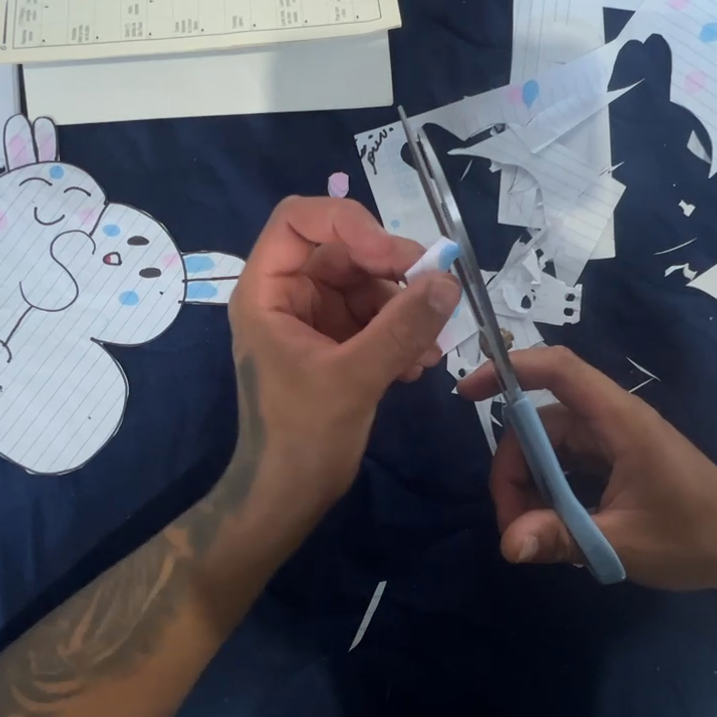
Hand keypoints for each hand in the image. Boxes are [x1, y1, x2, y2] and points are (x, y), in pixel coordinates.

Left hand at [228, 197, 461, 519]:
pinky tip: (419, 366)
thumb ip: (401, 328)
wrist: (289, 496)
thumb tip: (448, 281)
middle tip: (436, 291)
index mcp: (268, 292)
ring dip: (404, 308)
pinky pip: (375, 318)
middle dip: (392, 269)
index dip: (348, 223)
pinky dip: (401, 333)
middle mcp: (289, 296)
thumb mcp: (354, 378)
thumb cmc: (302, 438)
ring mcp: (314, 319)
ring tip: (429, 348)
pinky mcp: (337, 343)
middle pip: (344, 251)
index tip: (393, 254)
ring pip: (367, 285)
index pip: (299, 220)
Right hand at [458, 347, 716, 591]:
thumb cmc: (694, 538)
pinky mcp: (612, 458)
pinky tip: (550, 524)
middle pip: (540, 422)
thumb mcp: (623, 543)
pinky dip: (547, 488)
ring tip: (533, 533)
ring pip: (547, 445)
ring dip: (528, 484)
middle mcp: (611, 420)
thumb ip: (562, 538)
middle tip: (512, 526)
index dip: (510, 369)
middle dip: (513, 468)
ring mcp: (611, 439)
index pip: (560, 371)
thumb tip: (507, 545)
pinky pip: (563, 461)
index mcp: (620, 422)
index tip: (467, 392)